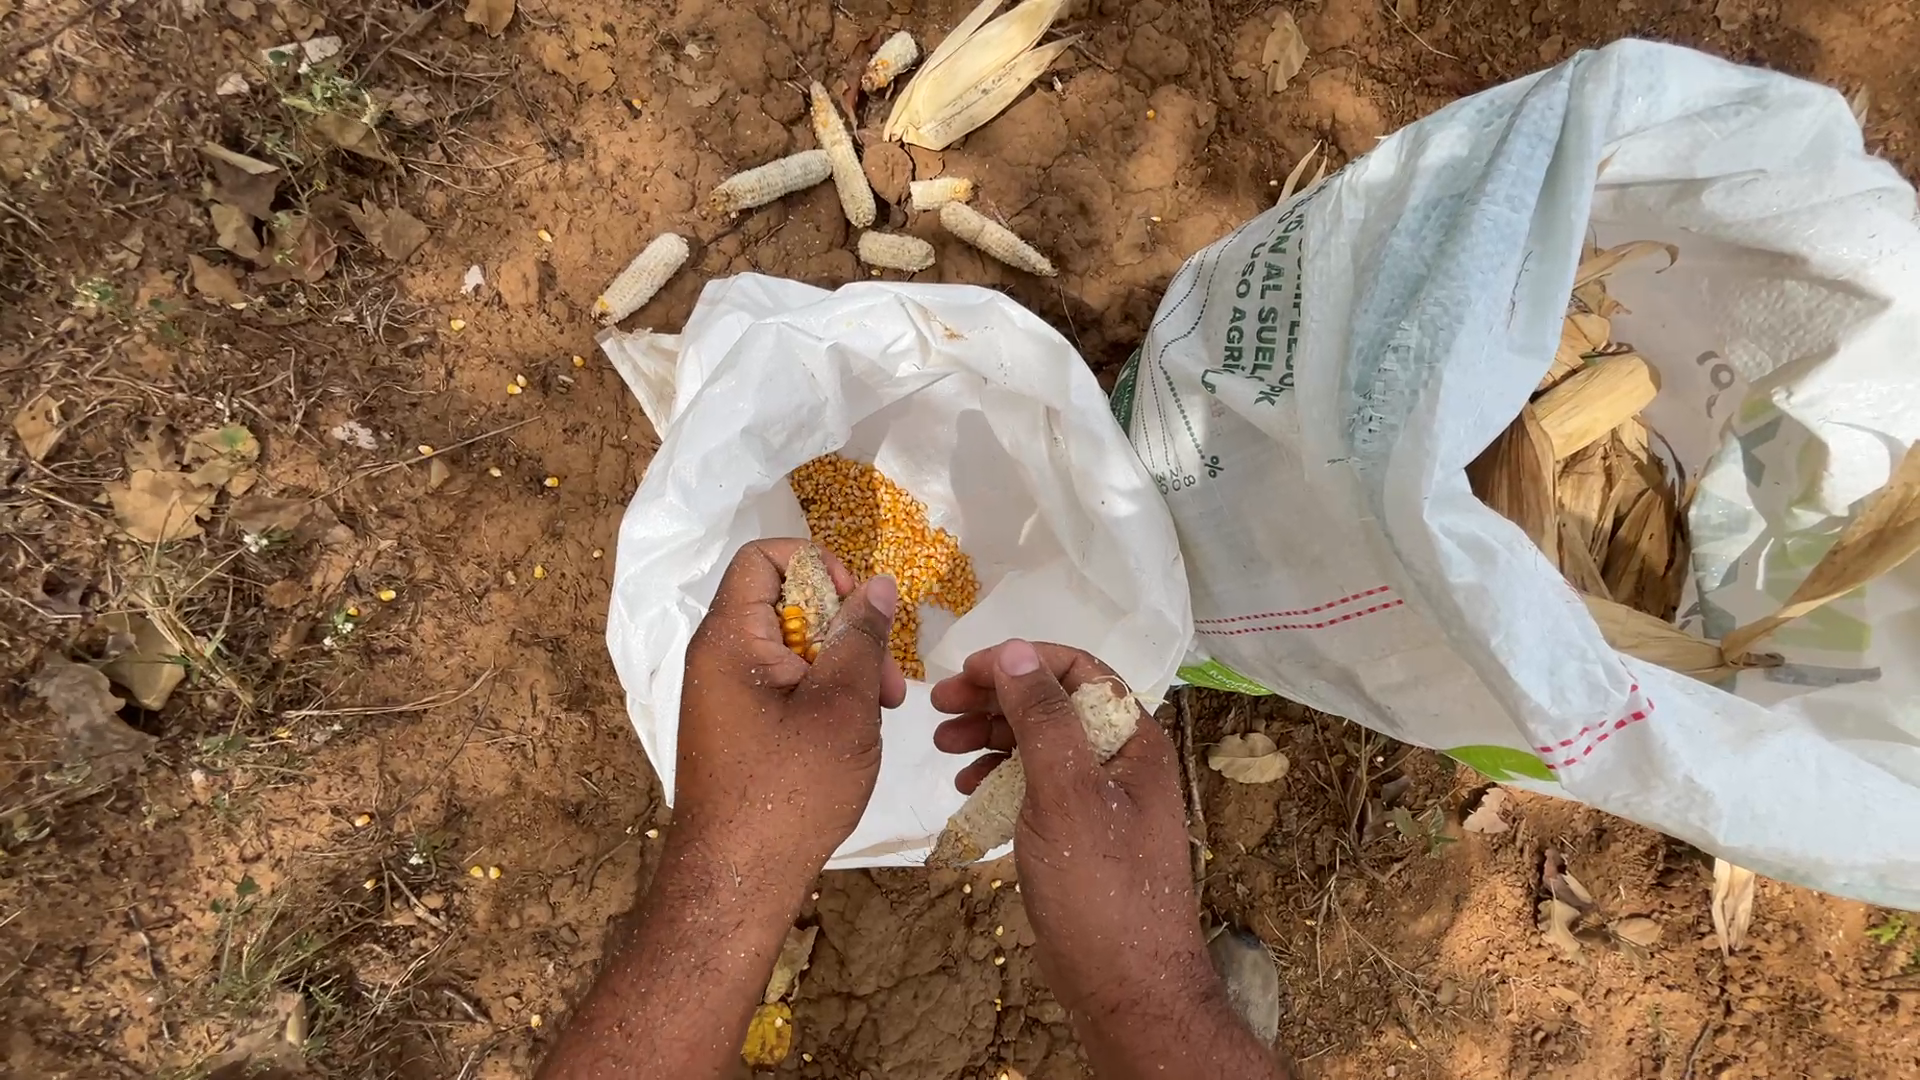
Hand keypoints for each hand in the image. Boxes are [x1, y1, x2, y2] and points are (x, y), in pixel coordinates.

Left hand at [674, 539, 904, 882]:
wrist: (737, 883)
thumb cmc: (791, 786)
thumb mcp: (842, 702)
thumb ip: (861, 634)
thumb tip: (878, 583)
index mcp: (732, 638)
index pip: (763, 558)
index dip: (817, 565)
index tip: (855, 606)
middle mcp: (720, 656)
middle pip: (787, 602)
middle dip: (846, 626)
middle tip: (884, 674)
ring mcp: (728, 693)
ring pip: (795, 646)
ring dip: (844, 663)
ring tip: (883, 703)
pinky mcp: (740, 723)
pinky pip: (786, 682)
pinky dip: (825, 691)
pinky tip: (857, 724)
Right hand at [929, 641, 1215, 1019]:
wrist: (1126, 993)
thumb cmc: (1099, 887)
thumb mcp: (1066, 791)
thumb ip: (1042, 717)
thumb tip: (1015, 651)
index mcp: (1131, 738)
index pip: (1077, 670)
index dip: (1020, 662)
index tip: (966, 673)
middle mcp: (1118, 758)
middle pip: (1051, 704)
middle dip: (995, 699)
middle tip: (939, 705)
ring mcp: (1098, 795)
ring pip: (1038, 743)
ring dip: (990, 736)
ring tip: (943, 743)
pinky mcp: (1077, 829)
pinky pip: (1034, 783)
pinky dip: (999, 775)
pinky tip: (967, 784)